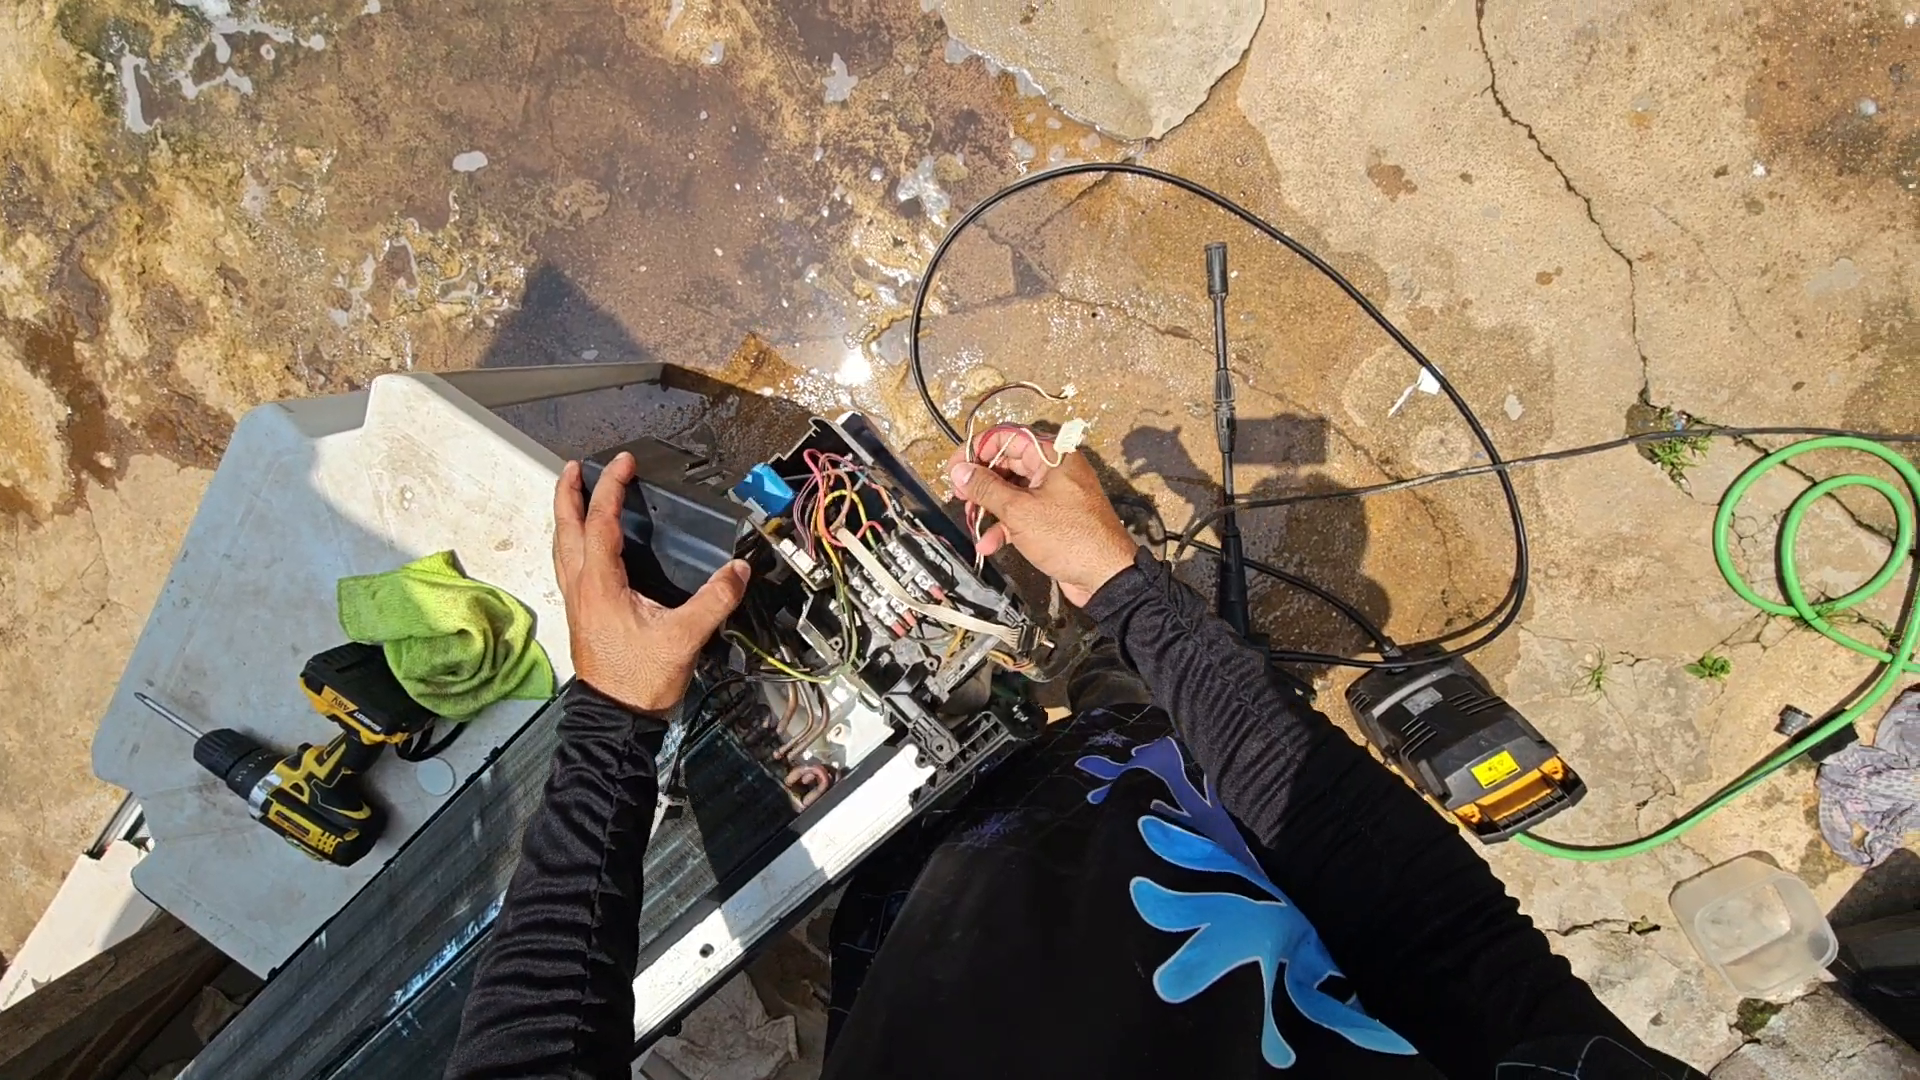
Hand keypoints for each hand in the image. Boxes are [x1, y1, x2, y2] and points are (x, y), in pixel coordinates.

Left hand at [552, 452, 750, 711]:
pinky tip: (584, 545)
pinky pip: (569, 564)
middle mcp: (582, 587)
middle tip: (576, 468)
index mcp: (601, 585)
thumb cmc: (641, 679)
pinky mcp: (583, 613)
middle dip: (569, 494)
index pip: (600, 524)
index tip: (621, 464)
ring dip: (566, 516)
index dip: (611, 489)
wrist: (616, 716)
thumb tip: (737, 571)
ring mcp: (578, 600)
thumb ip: (714, 600)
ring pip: (562, 546)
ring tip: (574, 496)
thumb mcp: (684, 637)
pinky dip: (572, 541)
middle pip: (565, 529)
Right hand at [947, 431, 1137, 606]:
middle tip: (960, 495)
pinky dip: (1004, 526)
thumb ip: (986, 488)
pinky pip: (1022, 513)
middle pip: (1007, 464)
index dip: (977, 450)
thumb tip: (961, 471)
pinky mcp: (1053, 518)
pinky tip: (990, 543)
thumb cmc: (1073, 539)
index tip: (956, 467)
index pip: (1007, 437)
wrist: (1104, 576)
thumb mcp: (1020, 511)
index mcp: (1053, 455)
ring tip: (972, 520)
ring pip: (1012, 491)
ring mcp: (1055, 494)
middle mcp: (1055, 470)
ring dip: (989, 506)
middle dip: (981, 481)